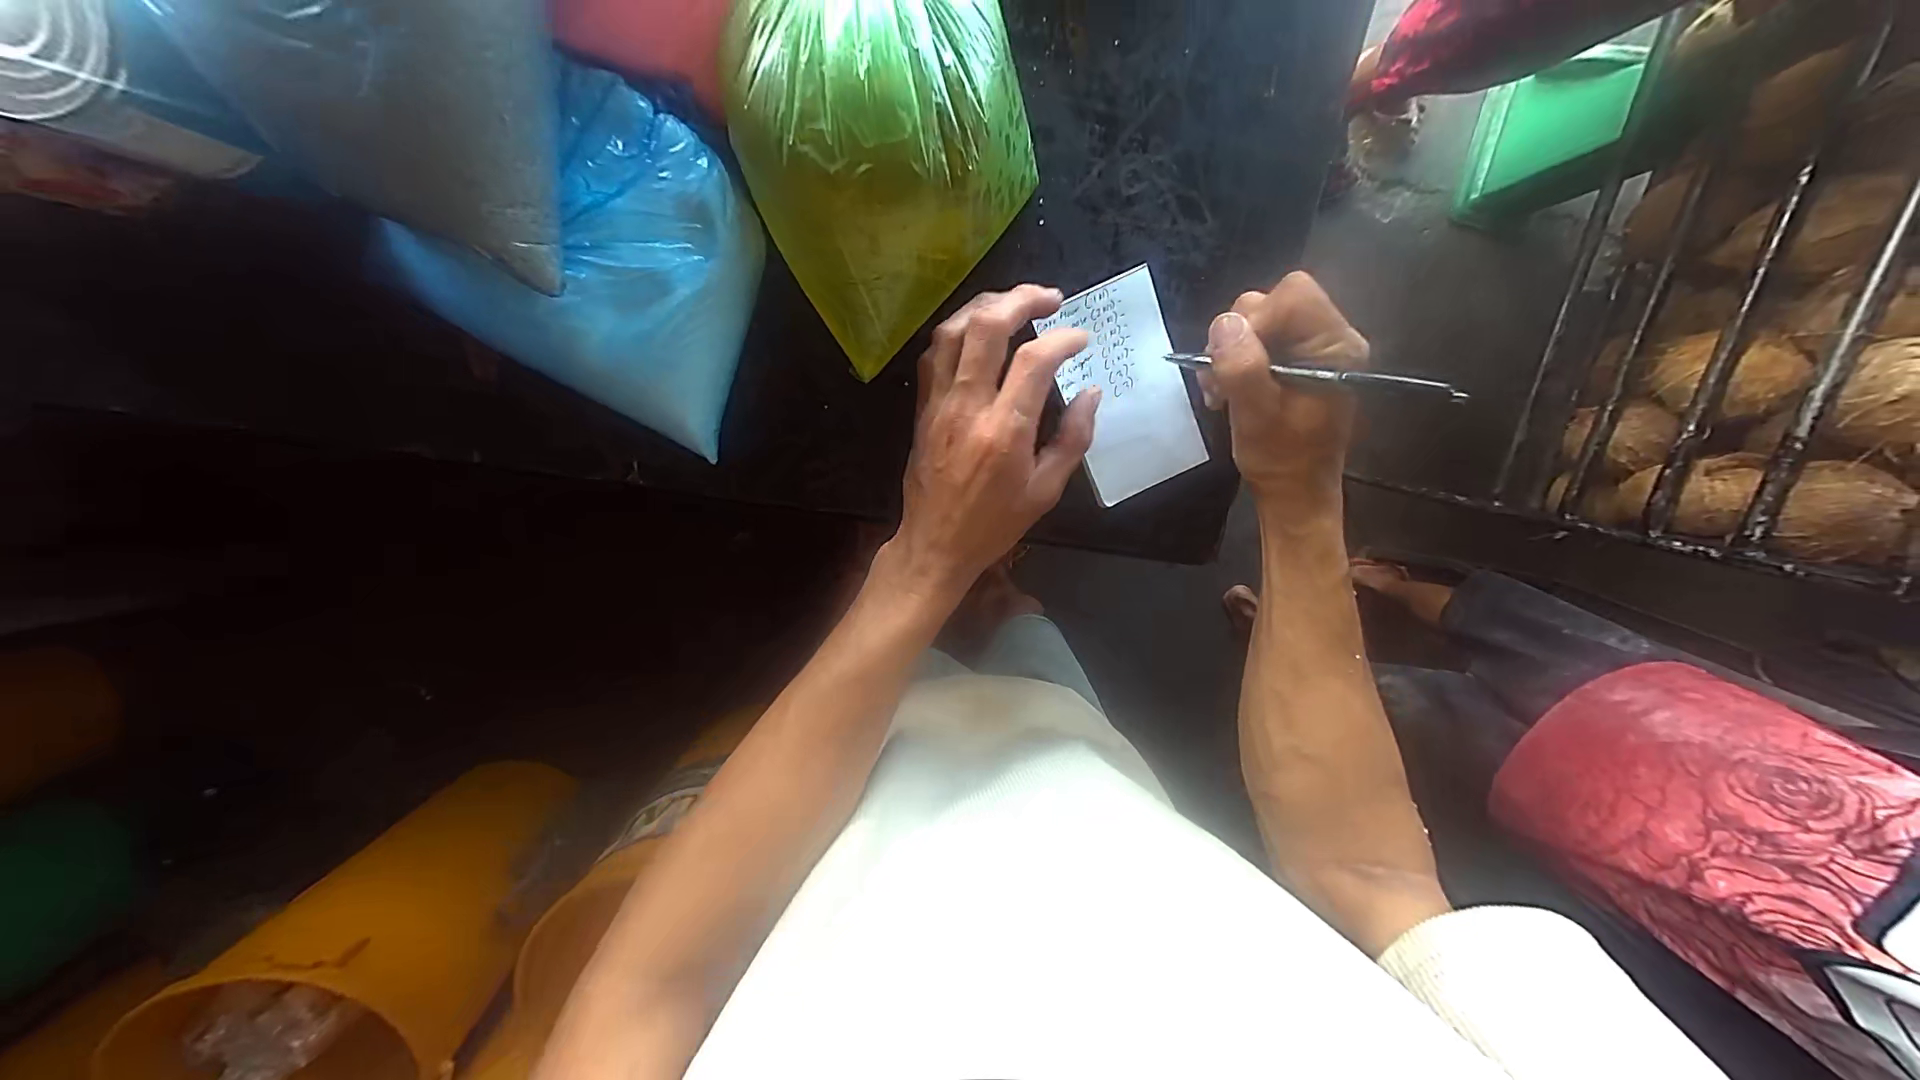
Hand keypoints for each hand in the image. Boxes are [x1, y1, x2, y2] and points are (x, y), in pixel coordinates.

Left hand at [882, 285, 1100, 599]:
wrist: (934, 544)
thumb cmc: (994, 524)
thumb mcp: (1045, 491)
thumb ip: (1072, 438)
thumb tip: (1091, 393)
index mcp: (1004, 430)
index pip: (1034, 360)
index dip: (1063, 339)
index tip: (1081, 339)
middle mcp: (968, 406)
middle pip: (987, 327)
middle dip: (1022, 299)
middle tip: (1050, 298)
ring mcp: (939, 403)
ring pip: (954, 331)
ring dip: (985, 306)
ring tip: (1014, 303)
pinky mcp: (922, 408)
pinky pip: (935, 354)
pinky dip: (958, 331)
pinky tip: (977, 331)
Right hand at [1199, 272, 1368, 506]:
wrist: (1293, 490)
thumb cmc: (1282, 459)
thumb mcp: (1257, 417)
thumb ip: (1243, 369)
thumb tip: (1224, 325)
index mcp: (1334, 346)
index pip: (1293, 295)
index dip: (1255, 319)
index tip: (1231, 358)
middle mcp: (1326, 337)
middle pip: (1271, 302)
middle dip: (1236, 337)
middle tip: (1219, 378)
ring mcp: (1306, 348)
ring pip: (1255, 319)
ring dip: (1227, 351)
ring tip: (1219, 390)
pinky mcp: (1287, 360)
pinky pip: (1252, 340)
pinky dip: (1230, 360)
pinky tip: (1225, 390)